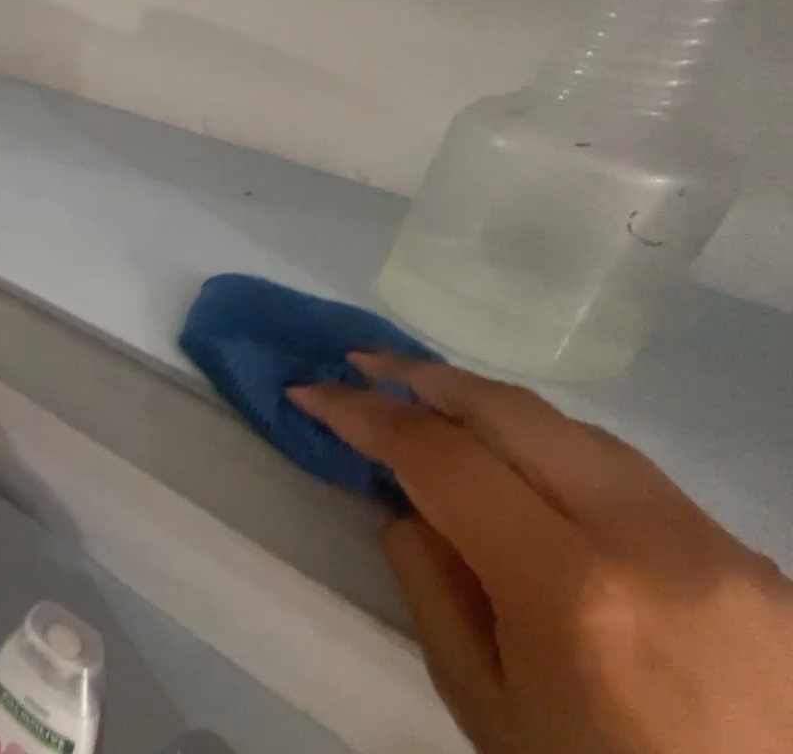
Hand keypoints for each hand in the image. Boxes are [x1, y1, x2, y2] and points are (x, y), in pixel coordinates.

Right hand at [289, 354, 792, 753]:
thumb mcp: (478, 693)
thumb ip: (429, 584)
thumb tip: (411, 508)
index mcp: (571, 587)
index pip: (442, 458)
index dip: (364, 414)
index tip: (309, 392)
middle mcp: (653, 542)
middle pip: (516, 414)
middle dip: (424, 376)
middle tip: (360, 363)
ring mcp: (717, 544)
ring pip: (577, 431)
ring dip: (487, 404)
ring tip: (425, 398)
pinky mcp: (751, 557)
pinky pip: (627, 474)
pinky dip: (550, 448)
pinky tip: (516, 464)